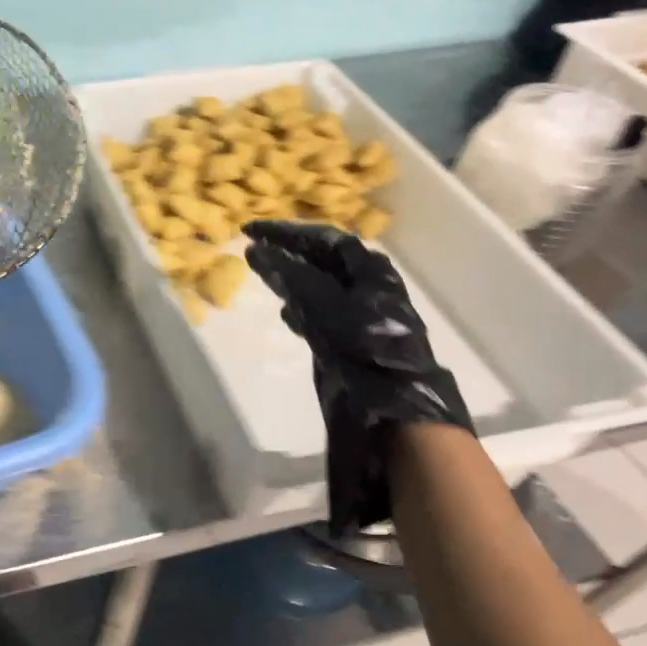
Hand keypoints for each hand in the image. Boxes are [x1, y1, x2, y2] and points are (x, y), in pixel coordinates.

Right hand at [243, 221, 473, 532]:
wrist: (397, 415)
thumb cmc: (364, 353)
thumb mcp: (325, 307)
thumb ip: (292, 278)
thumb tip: (256, 251)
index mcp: (369, 272)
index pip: (323, 239)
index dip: (286, 232)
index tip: (249, 230)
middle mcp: (371, 290)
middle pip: (325, 262)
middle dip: (290, 254)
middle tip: (254, 250)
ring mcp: (366, 319)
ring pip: (324, 288)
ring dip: (294, 280)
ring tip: (265, 279)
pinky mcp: (358, 346)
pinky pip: (326, 315)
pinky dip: (302, 309)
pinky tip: (286, 316)